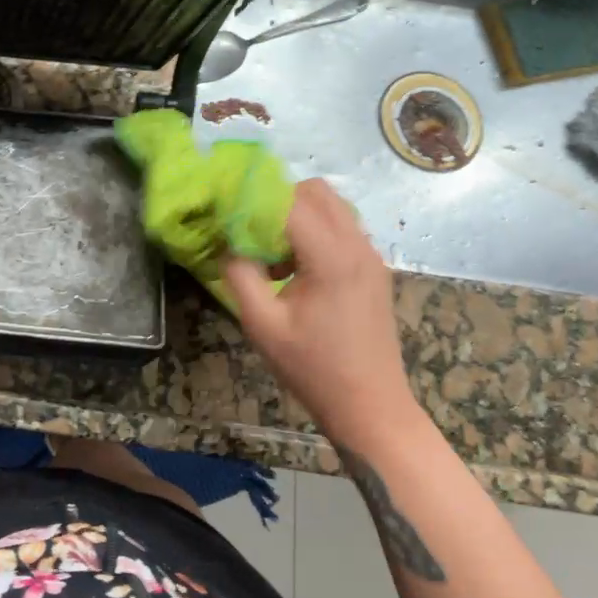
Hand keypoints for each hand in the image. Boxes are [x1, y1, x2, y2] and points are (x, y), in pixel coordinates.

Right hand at [224, 179, 419, 444]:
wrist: (371, 407)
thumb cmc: (313, 368)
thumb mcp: (262, 324)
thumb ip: (240, 273)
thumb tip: (227, 242)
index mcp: (331, 258)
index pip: (288, 201)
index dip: (252, 198)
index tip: (223, 209)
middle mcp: (357, 247)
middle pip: (316, 191)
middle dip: (277, 199)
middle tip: (248, 228)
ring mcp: (371, 257)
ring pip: (331, 206)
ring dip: (297, 214)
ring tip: (270, 250)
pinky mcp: (373, 269)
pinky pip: (341, 227)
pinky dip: (314, 230)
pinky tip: (293, 266)